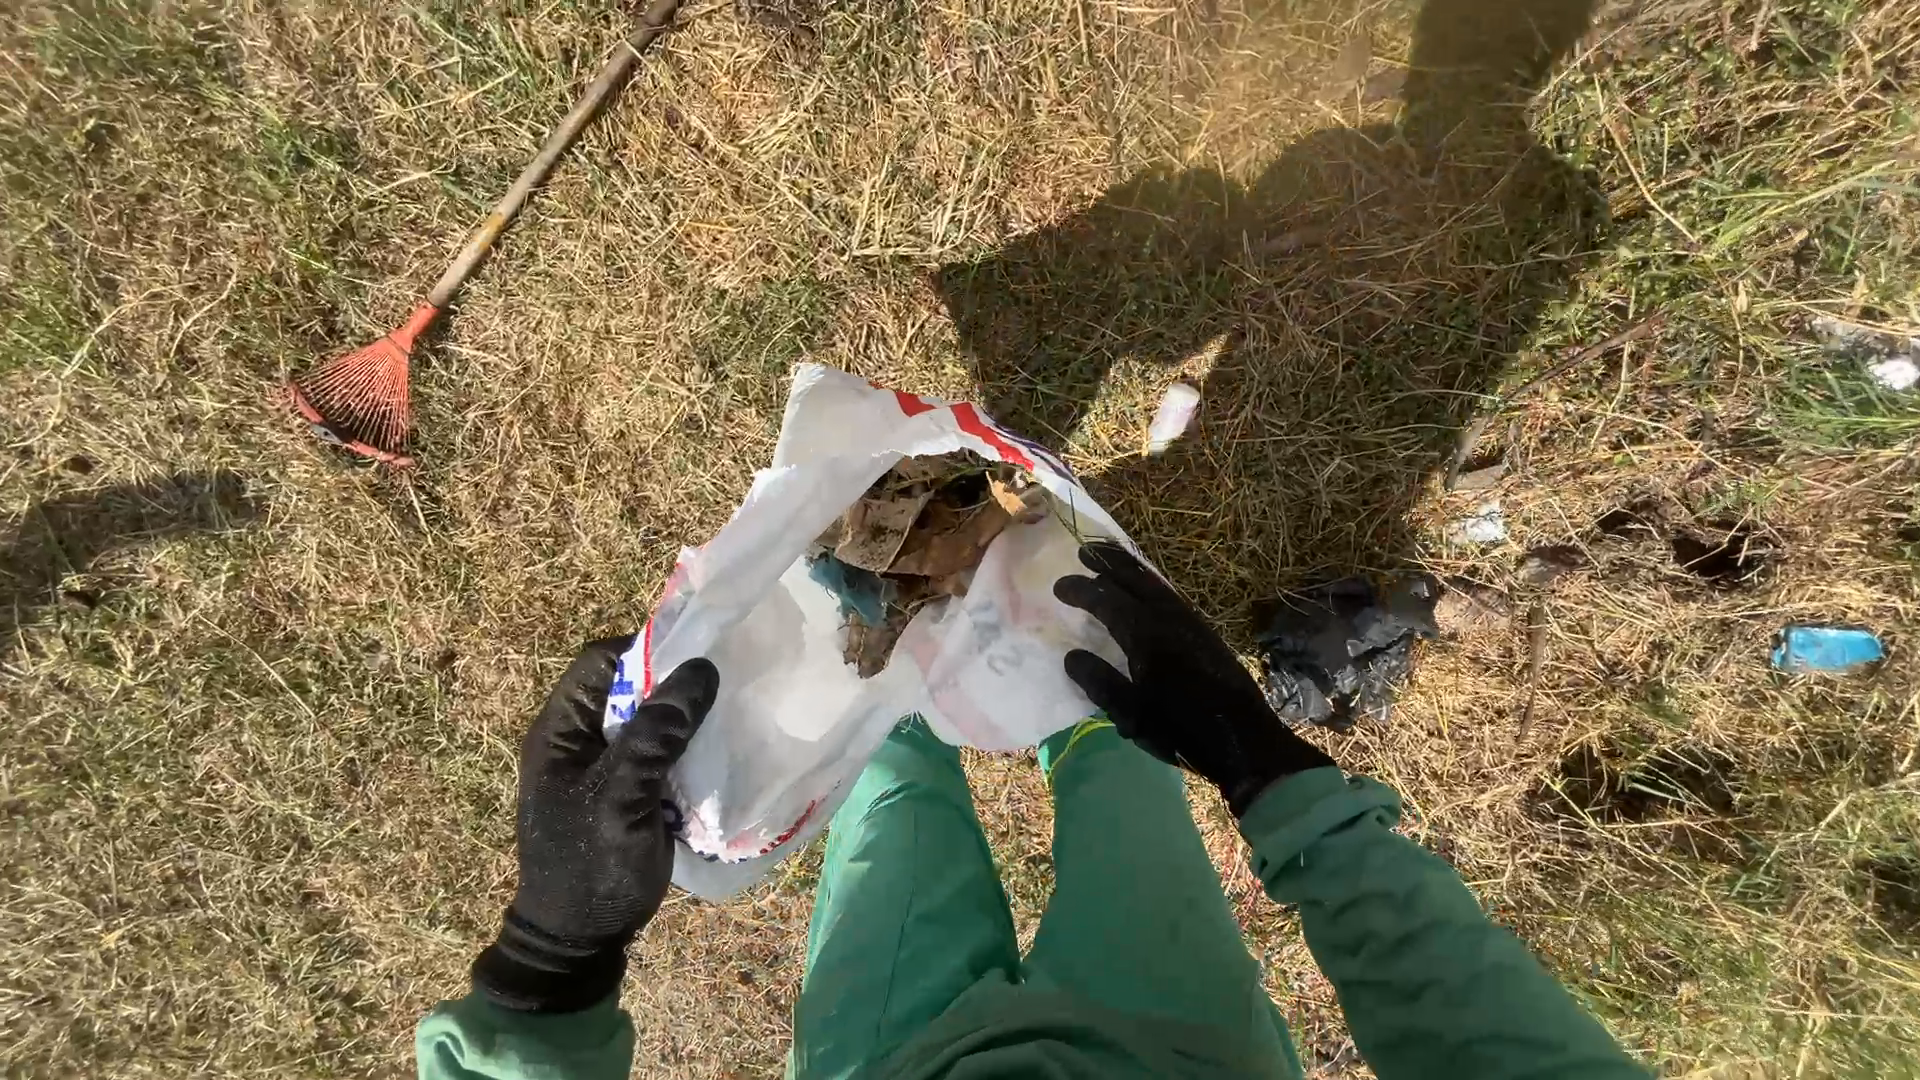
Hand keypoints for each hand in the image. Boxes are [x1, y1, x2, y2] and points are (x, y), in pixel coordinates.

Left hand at [472, 636, 717, 1011]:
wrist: (581, 940)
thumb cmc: (590, 867)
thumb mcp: (620, 799)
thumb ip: (655, 736)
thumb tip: (701, 670)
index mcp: (561, 729)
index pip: (601, 661)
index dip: (647, 649)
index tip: (697, 656)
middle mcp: (582, 735)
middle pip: (632, 683)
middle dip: (675, 678)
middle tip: (723, 681)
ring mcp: (609, 761)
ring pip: (653, 712)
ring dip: (687, 710)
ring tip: (729, 707)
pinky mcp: (634, 783)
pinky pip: (666, 744)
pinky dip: (691, 739)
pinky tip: (721, 742)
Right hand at [1054, 541, 1333, 815]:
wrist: (1244, 740)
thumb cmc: (1182, 730)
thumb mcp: (1132, 715)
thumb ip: (1100, 682)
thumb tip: (1072, 656)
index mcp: (1147, 635)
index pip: (1107, 601)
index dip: (1081, 591)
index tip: (1059, 587)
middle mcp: (1169, 619)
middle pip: (1135, 579)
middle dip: (1109, 562)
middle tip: (1085, 551)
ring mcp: (1190, 622)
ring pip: (1155, 584)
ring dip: (1130, 570)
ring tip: (1110, 563)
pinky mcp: (1203, 632)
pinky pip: (1168, 594)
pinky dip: (1149, 584)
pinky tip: (1144, 592)